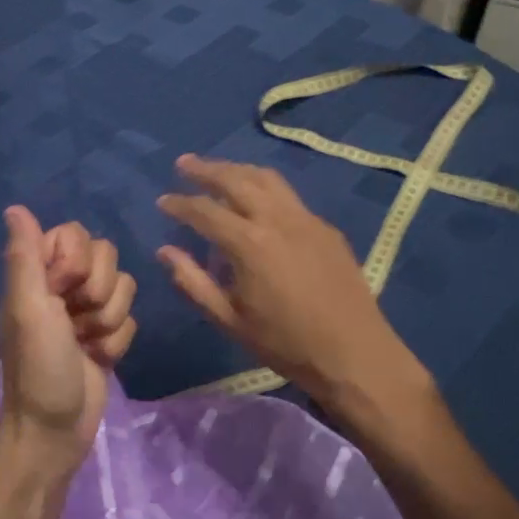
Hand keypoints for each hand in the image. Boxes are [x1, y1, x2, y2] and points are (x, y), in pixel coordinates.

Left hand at [0, 206, 137, 468]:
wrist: (56, 432)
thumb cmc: (38, 367)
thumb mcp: (27, 308)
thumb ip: (24, 256)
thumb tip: (14, 207)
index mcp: (37, 273)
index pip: (75, 233)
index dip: (78, 260)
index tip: (62, 289)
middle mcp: (61, 285)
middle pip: (105, 255)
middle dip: (98, 291)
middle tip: (75, 320)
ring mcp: (85, 310)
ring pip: (122, 286)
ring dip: (108, 319)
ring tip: (86, 343)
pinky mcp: (106, 335)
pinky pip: (130, 318)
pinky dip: (117, 341)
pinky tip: (99, 359)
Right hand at [155, 155, 429, 426]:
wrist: (356, 355)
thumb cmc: (286, 344)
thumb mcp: (230, 320)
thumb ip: (193, 282)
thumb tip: (165, 251)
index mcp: (248, 243)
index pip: (204, 211)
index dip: (179, 204)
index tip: (162, 201)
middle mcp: (276, 219)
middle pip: (235, 180)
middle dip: (206, 169)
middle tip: (184, 163)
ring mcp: (305, 219)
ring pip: (265, 179)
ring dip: (237, 170)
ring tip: (218, 170)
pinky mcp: (325, 228)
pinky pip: (288, 195)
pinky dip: (264, 186)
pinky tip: (258, 198)